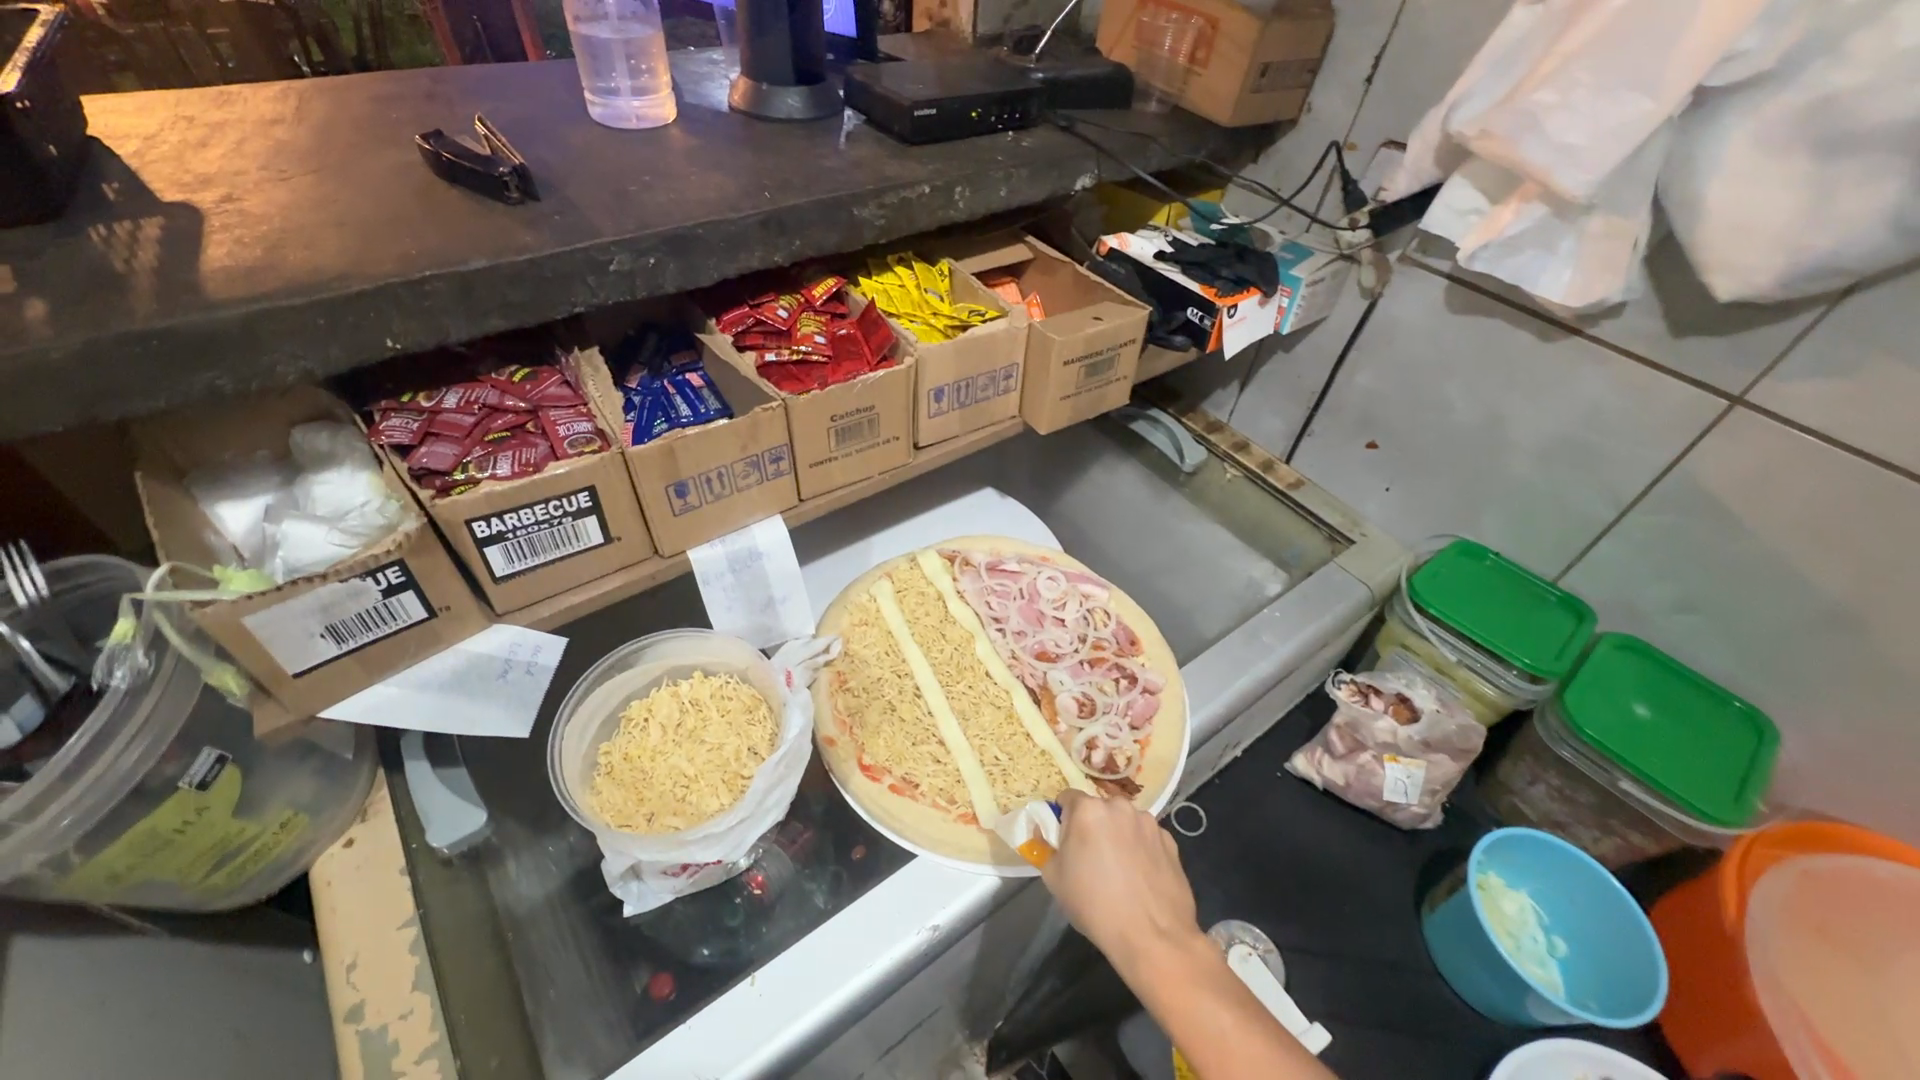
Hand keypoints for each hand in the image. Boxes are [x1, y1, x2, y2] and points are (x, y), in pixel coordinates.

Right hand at [1040, 790, 1203, 973]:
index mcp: (1088, 810)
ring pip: (1124, 822)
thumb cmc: (1094, 906)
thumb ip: (1046, 847)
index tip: (1065, 843)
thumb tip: (1046, 834)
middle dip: (1092, 827)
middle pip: (1098, 809)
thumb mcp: (1053, 878)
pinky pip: (1146, 837)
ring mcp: (1149, 823)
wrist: (1152, 936)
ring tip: (1120, 872)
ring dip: (1118, 836)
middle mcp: (1120, 807)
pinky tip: (1141, 878)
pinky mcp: (1170, 841)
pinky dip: (1140, 849)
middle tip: (1091, 860)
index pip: (1067, 798)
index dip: (1062, 819)